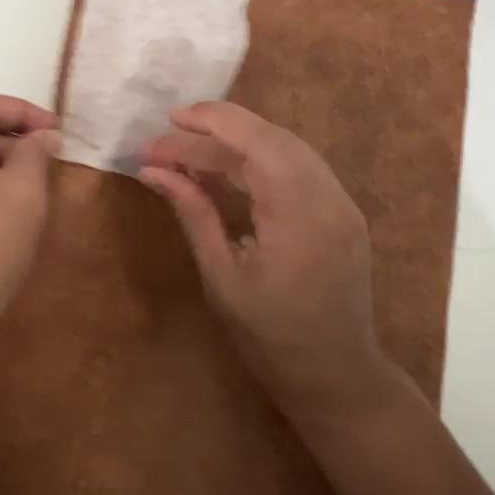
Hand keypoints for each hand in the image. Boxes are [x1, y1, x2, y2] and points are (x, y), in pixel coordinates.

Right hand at [136, 101, 399, 417]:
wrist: (336, 375)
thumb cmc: (270, 337)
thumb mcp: (221, 277)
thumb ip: (193, 214)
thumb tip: (153, 172)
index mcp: (298, 215)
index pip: (256, 142)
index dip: (211, 121)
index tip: (168, 119)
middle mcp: (328, 198)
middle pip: (271, 138)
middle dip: (216, 132)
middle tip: (165, 142)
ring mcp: (341, 204)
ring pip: (287, 149)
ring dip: (236, 145)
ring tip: (187, 153)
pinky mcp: (341, 213)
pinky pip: (299, 169)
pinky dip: (259, 162)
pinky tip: (225, 172)